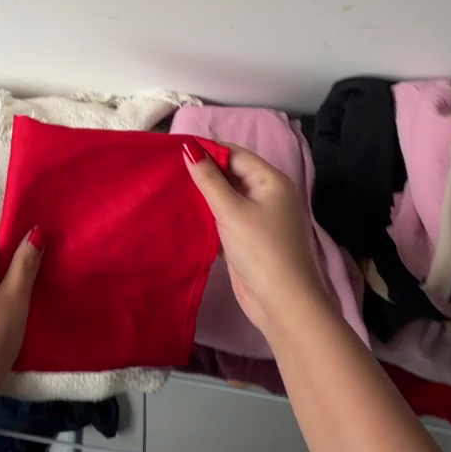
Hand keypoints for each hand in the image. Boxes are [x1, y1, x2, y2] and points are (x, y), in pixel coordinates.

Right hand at [184, 143, 325, 333]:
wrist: (282, 304)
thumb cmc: (260, 249)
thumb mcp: (231, 210)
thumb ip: (208, 178)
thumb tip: (188, 147)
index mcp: (270, 181)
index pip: (234, 154)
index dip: (206, 150)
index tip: (174, 152)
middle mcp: (266, 194)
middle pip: (229, 173)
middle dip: (202, 172)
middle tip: (168, 170)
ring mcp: (257, 217)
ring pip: (225, 195)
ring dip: (202, 193)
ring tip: (171, 187)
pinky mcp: (247, 237)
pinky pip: (223, 216)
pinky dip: (207, 213)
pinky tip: (184, 212)